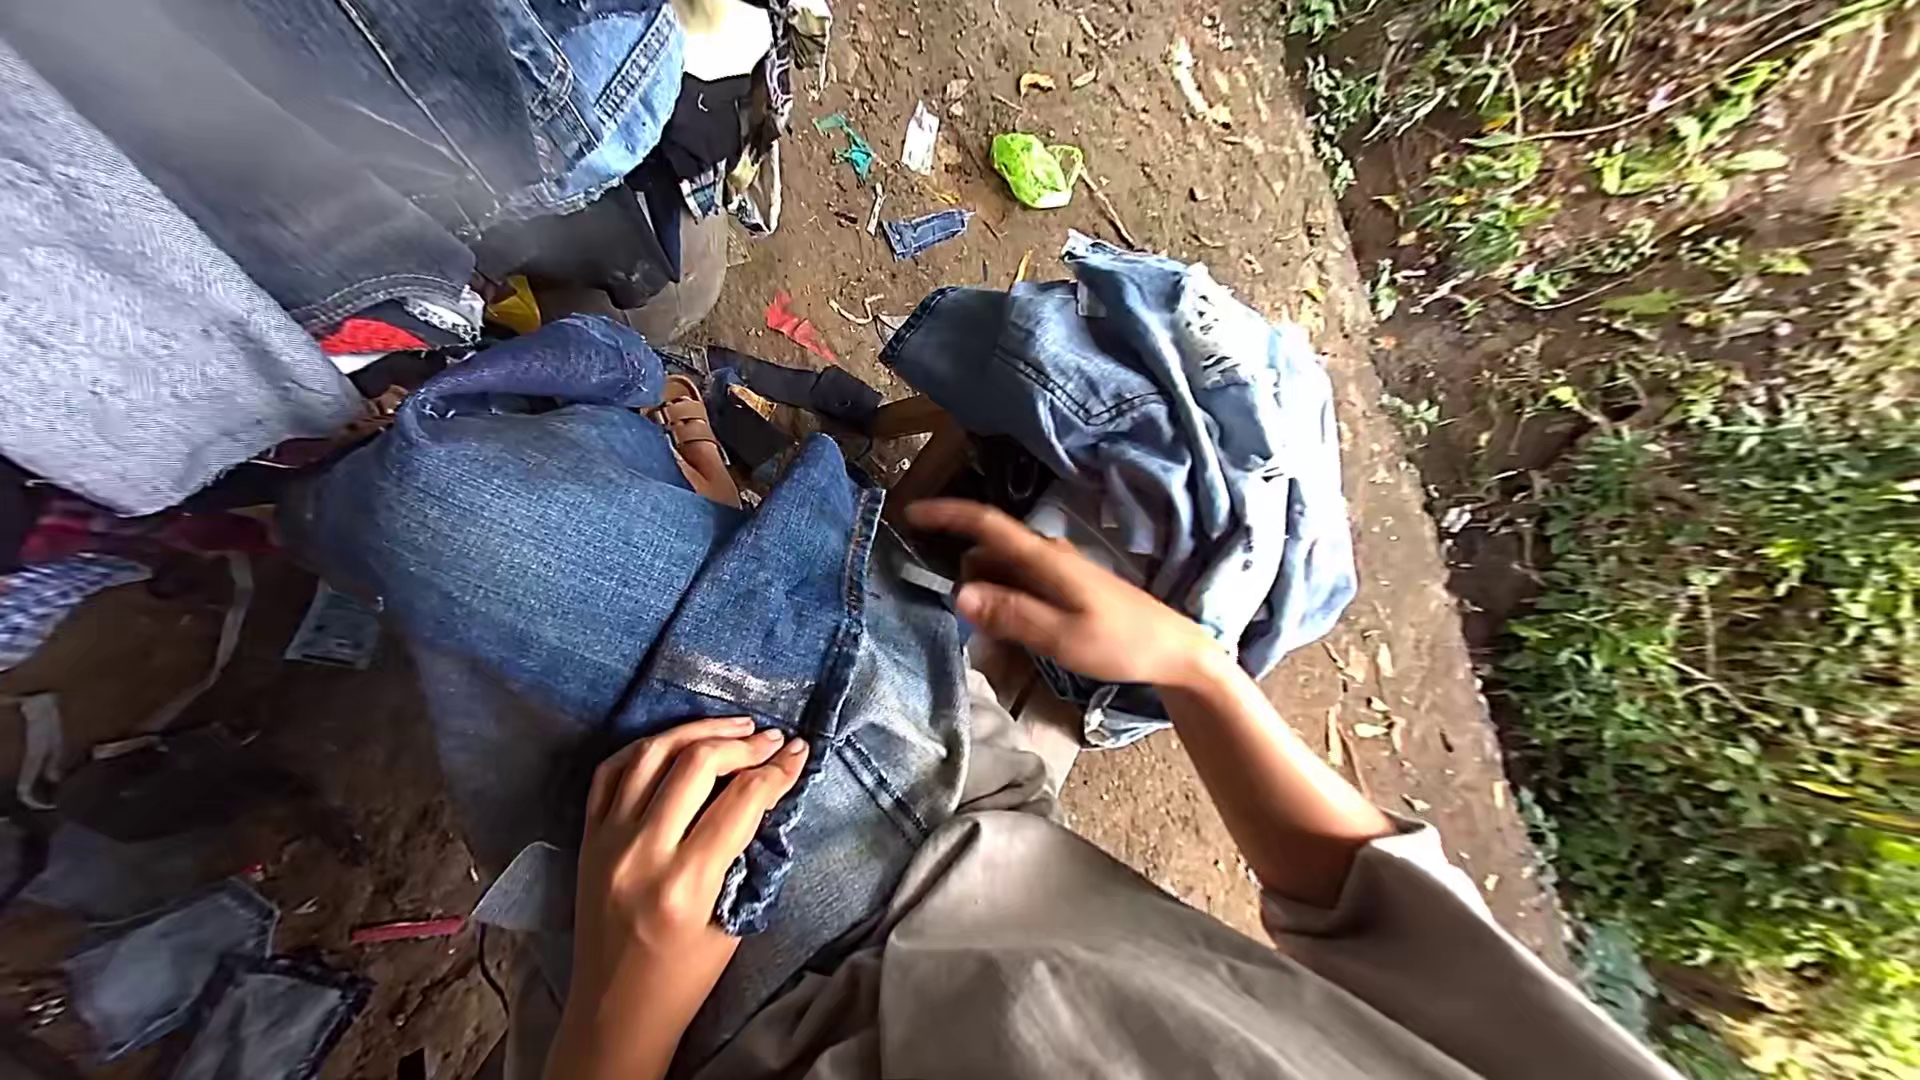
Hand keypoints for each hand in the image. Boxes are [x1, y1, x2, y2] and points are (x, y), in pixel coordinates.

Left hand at [547, 718, 808, 1079]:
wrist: (612, 1016)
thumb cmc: (685, 976)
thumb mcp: (735, 917)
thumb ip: (749, 849)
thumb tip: (770, 787)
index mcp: (684, 884)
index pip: (742, 800)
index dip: (778, 769)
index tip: (799, 752)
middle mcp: (639, 854)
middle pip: (698, 763)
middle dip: (745, 743)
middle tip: (773, 739)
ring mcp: (606, 841)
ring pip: (653, 753)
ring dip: (700, 730)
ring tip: (735, 726)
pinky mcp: (586, 838)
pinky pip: (612, 770)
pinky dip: (649, 746)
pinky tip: (680, 741)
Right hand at [906, 498, 1226, 688]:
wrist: (1173, 651)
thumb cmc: (1122, 641)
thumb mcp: (1062, 636)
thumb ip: (1011, 614)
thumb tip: (959, 594)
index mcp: (1044, 557)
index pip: (986, 523)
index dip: (947, 514)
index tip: (910, 513)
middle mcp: (1046, 554)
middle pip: (988, 552)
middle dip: (966, 579)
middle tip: (966, 625)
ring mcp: (1056, 569)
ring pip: (1002, 572)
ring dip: (988, 598)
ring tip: (994, 643)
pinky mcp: (1063, 585)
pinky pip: (1020, 586)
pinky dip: (1006, 604)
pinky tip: (1014, 637)